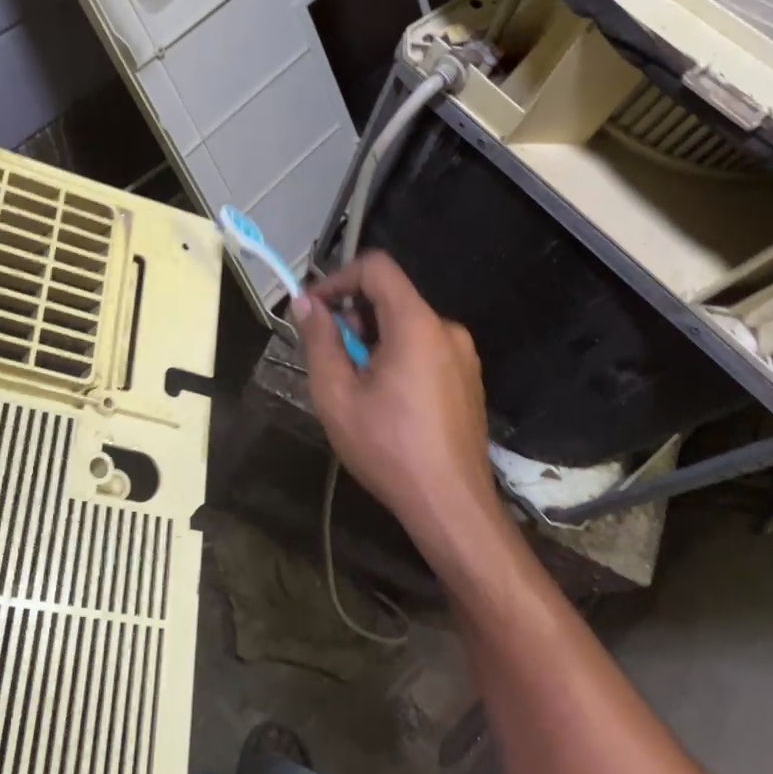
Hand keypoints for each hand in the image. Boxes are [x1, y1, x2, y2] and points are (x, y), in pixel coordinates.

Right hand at [293, 251, 498, 544]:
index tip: (313, 310)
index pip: (376, 268)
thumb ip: (320, 340)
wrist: (450, 505)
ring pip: (406, 326)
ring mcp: (463, 356)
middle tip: (331, 359)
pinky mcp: (467, 380)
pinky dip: (397, 359)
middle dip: (353, 318)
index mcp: (416, 324)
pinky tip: (385, 403)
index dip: (338, 278)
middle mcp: (446, 329)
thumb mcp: (336, 394)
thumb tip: (305, 302)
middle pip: (391, 298)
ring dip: (374, 342)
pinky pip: (425, 350)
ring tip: (355, 387)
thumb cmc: (387, 448)